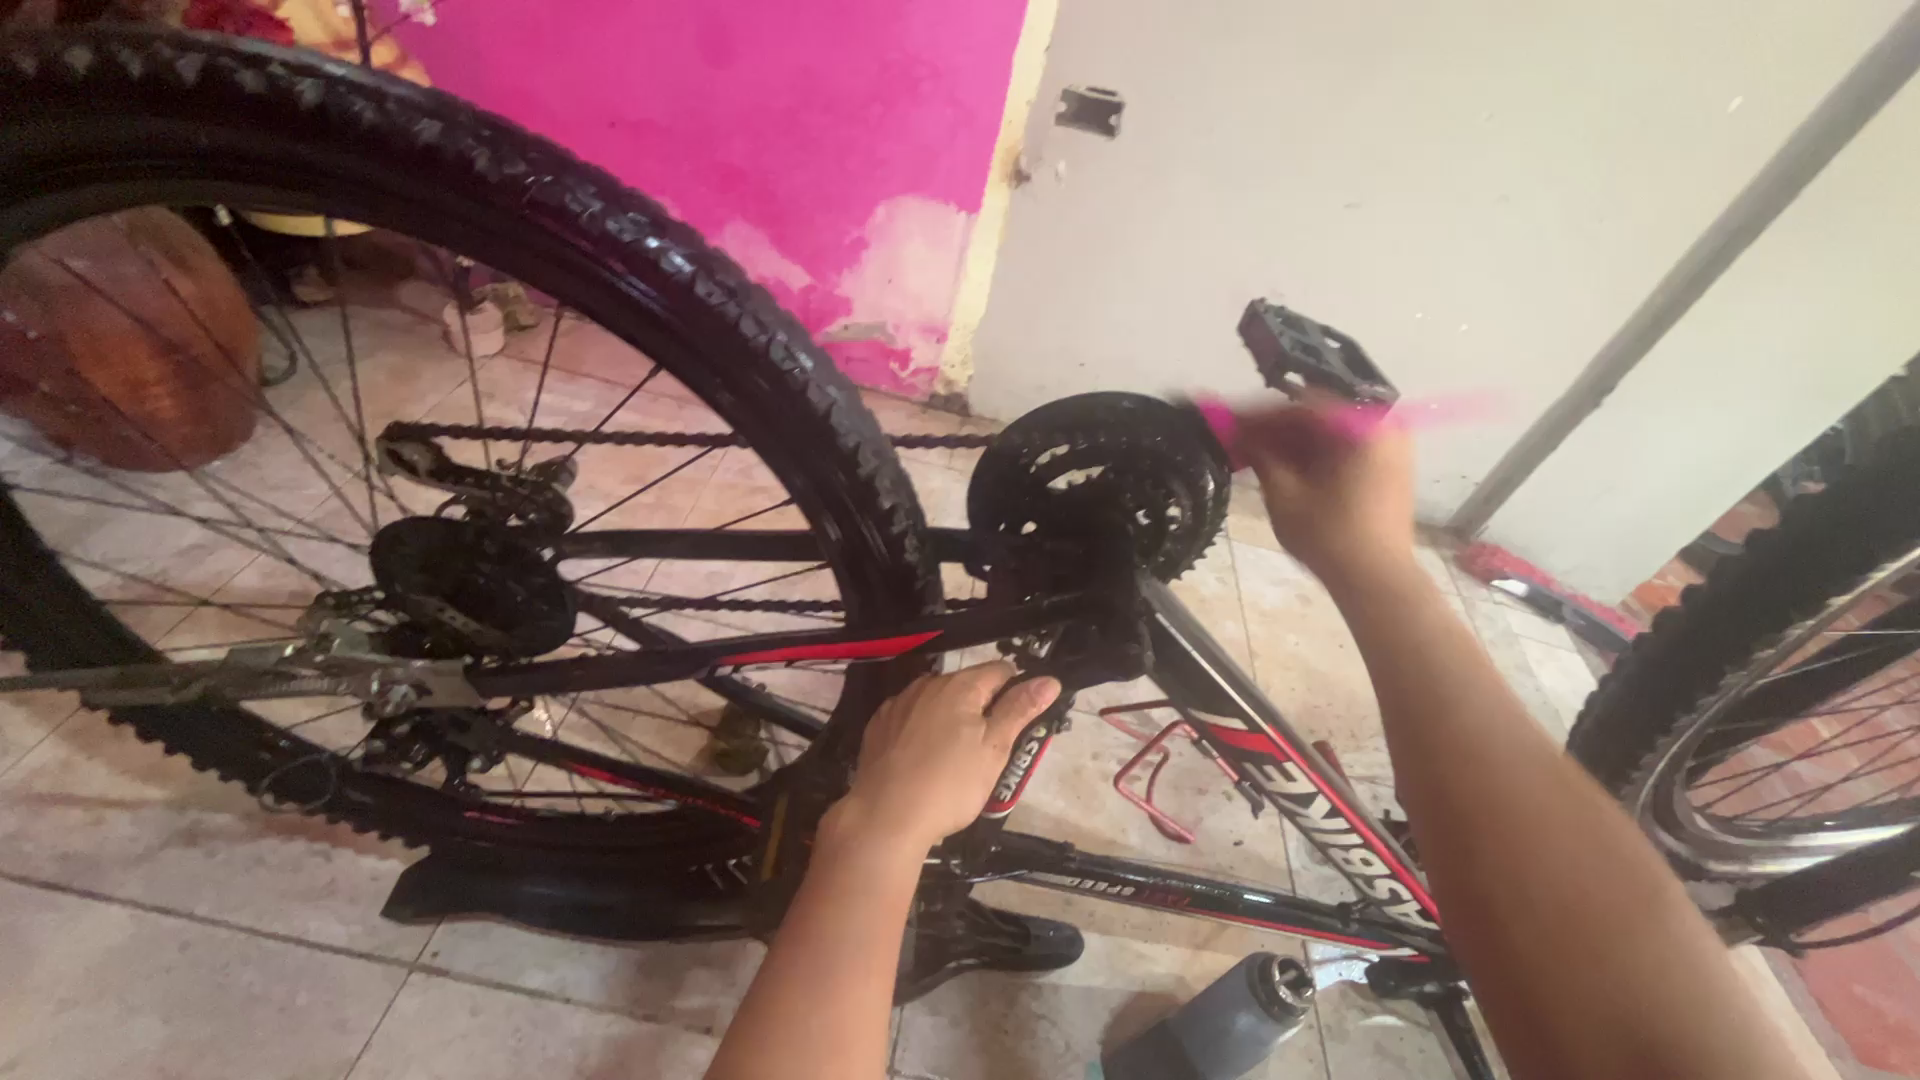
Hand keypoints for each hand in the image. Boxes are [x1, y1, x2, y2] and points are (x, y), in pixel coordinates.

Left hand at [831, 662, 1062, 851]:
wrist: (884, 817)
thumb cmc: (949, 785)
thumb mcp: (995, 750)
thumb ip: (1020, 709)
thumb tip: (1049, 679)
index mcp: (960, 686)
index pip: (1000, 670)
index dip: (1016, 692)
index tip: (1016, 724)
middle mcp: (927, 684)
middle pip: (967, 685)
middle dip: (982, 708)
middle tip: (988, 750)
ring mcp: (899, 703)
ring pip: (937, 700)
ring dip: (951, 717)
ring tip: (953, 758)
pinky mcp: (878, 725)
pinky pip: (910, 717)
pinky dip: (921, 729)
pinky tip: (921, 758)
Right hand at [1239, 400, 1415, 586]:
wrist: (1376, 580)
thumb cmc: (1328, 536)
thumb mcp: (1284, 494)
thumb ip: (1260, 455)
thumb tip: (1238, 433)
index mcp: (1362, 427)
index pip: (1302, 406)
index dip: (1259, 413)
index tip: (1228, 421)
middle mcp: (1383, 427)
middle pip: (1318, 416)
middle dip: (1274, 427)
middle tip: (1237, 438)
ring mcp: (1389, 448)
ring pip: (1329, 433)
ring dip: (1291, 442)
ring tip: (1253, 454)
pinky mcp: (1387, 469)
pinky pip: (1343, 449)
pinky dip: (1312, 455)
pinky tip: (1282, 466)